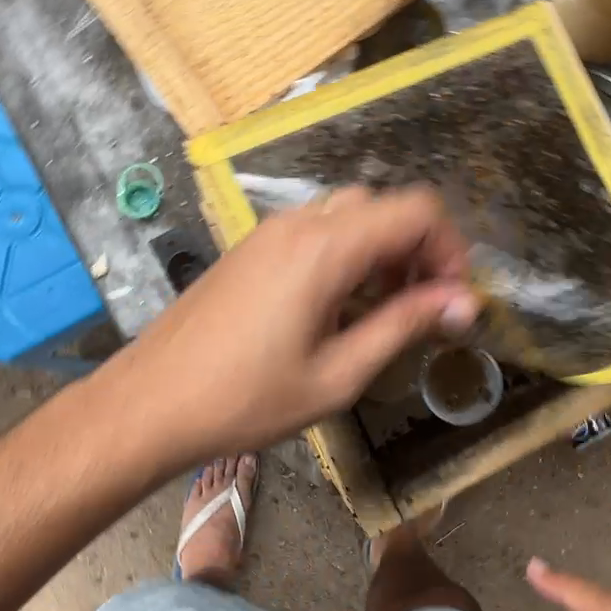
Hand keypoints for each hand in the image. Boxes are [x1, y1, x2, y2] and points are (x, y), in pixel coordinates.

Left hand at [91, 186, 477, 467]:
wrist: (149, 402)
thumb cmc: (245, 399)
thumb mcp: (338, 374)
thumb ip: (403, 326)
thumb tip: (462, 303)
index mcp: (325, 247)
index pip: (416, 210)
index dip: (450, 248)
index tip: (453, 300)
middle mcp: (299, 223)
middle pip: (384, 207)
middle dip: (418, 249)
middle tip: (421, 308)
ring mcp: (270, 232)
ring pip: (350, 215)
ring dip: (383, 251)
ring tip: (383, 311)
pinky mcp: (253, 248)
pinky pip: (317, 230)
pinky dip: (347, 254)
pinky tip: (339, 307)